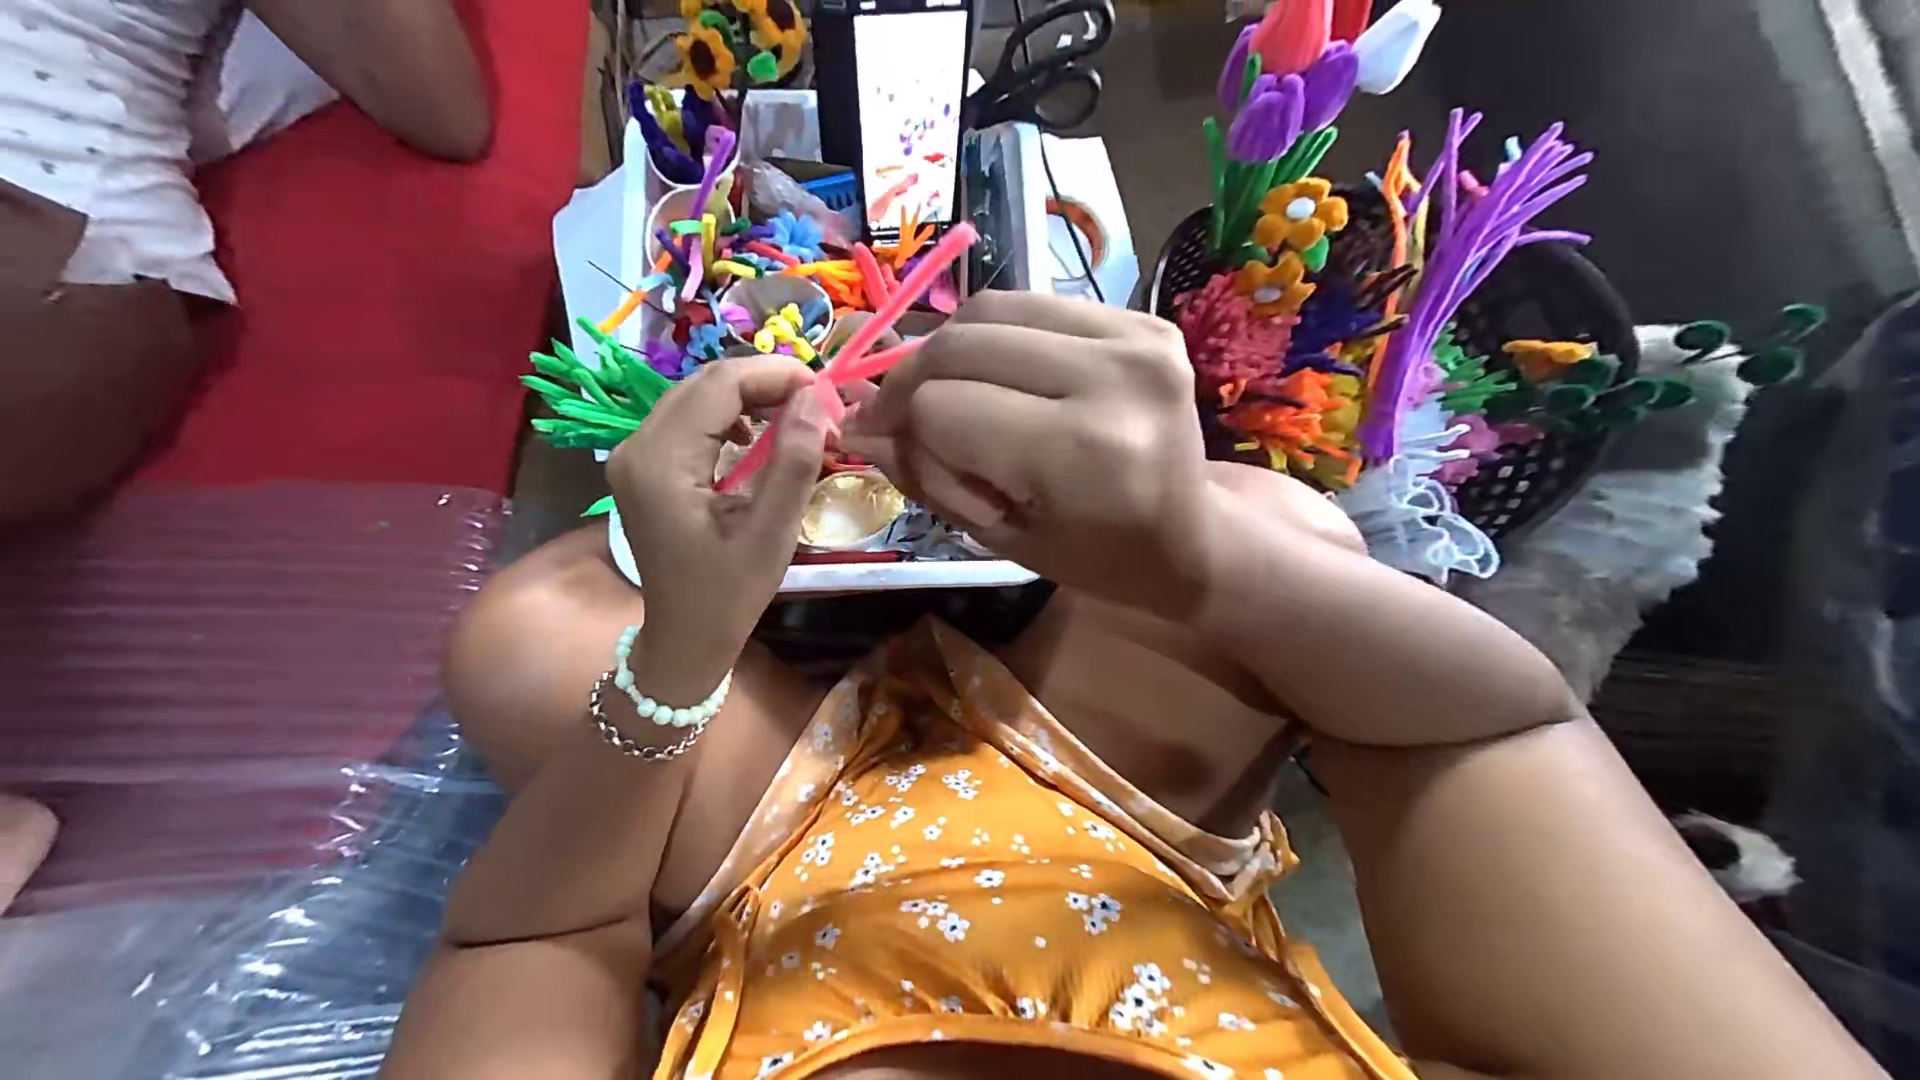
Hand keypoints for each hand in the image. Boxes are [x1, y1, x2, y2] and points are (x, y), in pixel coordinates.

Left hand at [607, 355, 824, 702]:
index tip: (826, 391)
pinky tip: (760, 437)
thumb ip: (795, 460)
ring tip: (797, 418)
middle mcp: (636, 446)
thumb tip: (816, 398)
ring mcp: (635, 455)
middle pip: (705, 383)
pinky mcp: (645, 467)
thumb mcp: (772, 530)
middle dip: (766, 383)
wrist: (685, 638)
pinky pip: (691, 420)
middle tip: (818, 404)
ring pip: (698, 397)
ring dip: (750, 398)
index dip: (776, 376)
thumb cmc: (729, 593)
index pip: (720, 385)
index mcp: (660, 461)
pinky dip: (731, 417)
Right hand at [840, 292, 1216, 619]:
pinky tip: (1000, 375)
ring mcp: (1135, 336)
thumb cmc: (1095, 556)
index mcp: (1081, 452)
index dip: (902, 427)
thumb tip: (857, 425)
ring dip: (948, 351)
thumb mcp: (1000, 535)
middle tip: (900, 414)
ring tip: (948, 393)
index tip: (890, 447)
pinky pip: (1032, 306)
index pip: (941, 409)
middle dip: (910, 380)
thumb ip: (925, 474)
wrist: (1192, 536)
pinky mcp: (1143, 318)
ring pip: (989, 310)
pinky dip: (997, 337)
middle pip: (960, 345)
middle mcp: (1112, 378)